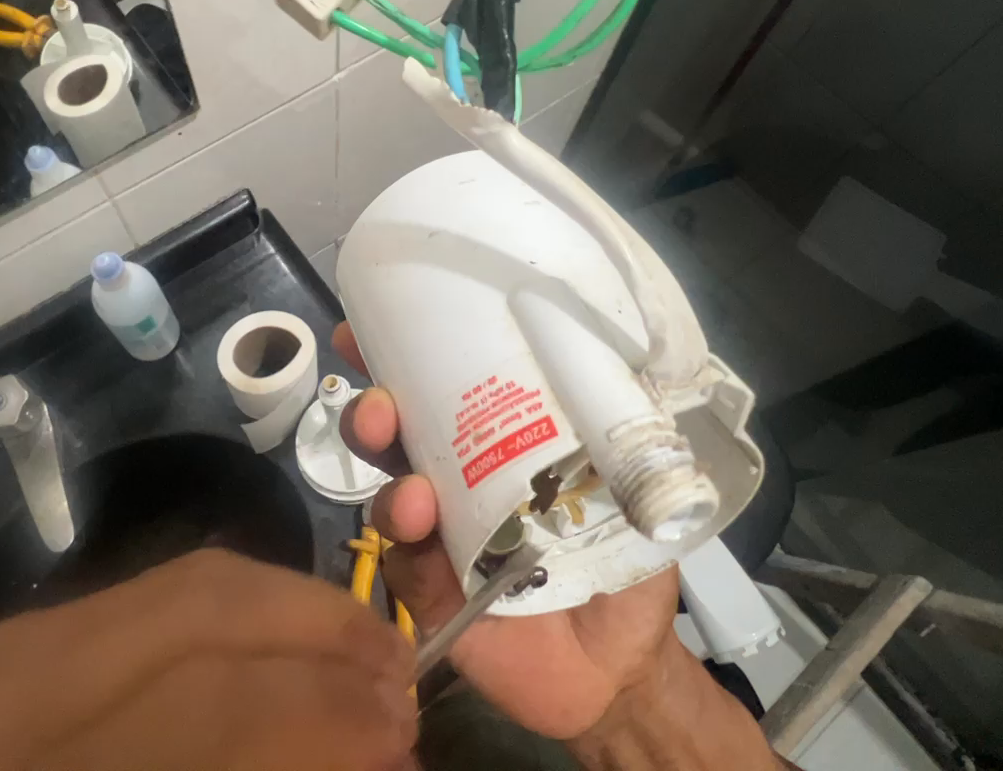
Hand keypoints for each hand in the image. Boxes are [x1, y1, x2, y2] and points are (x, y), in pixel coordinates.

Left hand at [0, 549, 415, 770]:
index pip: (217, 708)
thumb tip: (380, 751)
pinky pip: (146, 591)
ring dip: (288, 603)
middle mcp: (3, 709)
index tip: (404, 729)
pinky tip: (280, 628)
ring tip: (357, 639)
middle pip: (204, 614)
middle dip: (324, 632)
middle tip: (397, 669)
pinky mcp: (4, 639)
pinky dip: (230, 604)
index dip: (329, 711)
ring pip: (180, 583)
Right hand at [333, 323, 682, 740]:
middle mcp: (454, 481)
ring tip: (414, 493)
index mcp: (496, 448)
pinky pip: (401, 561)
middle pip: (396, 436)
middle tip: (380, 408)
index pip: (440, 393)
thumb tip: (615, 372)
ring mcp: (436, 536)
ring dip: (389, 481)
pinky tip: (421, 535)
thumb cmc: (623, 569)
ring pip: (388, 492)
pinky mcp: (427, 592)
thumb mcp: (635, 498)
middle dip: (375, 412)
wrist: (618, 670)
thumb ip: (617, 444)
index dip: (400, 359)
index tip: (367, 332)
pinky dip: (405, 545)